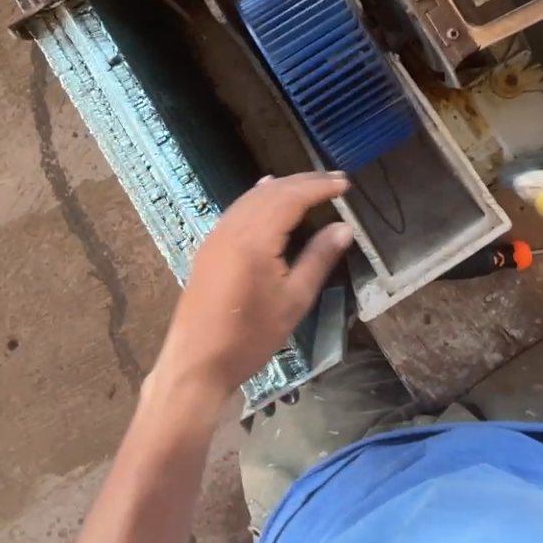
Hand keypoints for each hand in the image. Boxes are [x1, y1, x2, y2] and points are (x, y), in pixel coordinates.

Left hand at [153, 172, 355, 396]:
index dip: (319, 188)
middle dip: (304, 182)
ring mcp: (218, 234)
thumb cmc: (251, 337)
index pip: (292, 198)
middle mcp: (234, 227)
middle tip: (335, 180)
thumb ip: (318, 258)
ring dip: (283, 186)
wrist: (197, 362)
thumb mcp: (294, 300)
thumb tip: (344, 227)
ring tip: (311, 184)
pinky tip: (268, 191)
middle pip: (272, 191)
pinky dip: (259, 195)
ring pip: (253, 197)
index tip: (345, 185)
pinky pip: (239, 207)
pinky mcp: (210, 245)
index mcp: (255, 238)